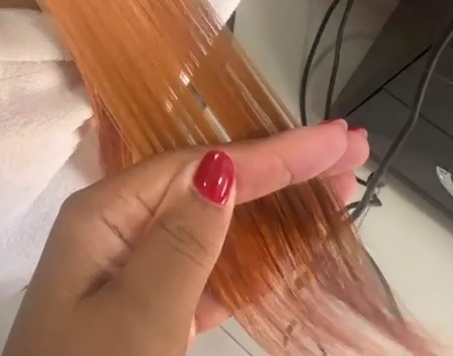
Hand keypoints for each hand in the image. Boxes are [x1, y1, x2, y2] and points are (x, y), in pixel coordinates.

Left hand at [3, 123, 367, 355]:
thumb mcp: (138, 314)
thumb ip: (182, 243)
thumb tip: (220, 165)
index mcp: (104, 213)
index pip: (197, 167)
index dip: (270, 153)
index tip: (337, 139)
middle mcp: (116, 229)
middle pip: (206, 186)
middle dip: (277, 169)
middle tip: (348, 150)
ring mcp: (131, 272)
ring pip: (212, 228)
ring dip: (271, 210)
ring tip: (332, 190)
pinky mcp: (148, 315)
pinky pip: (206, 274)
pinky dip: (250, 260)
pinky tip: (289, 250)